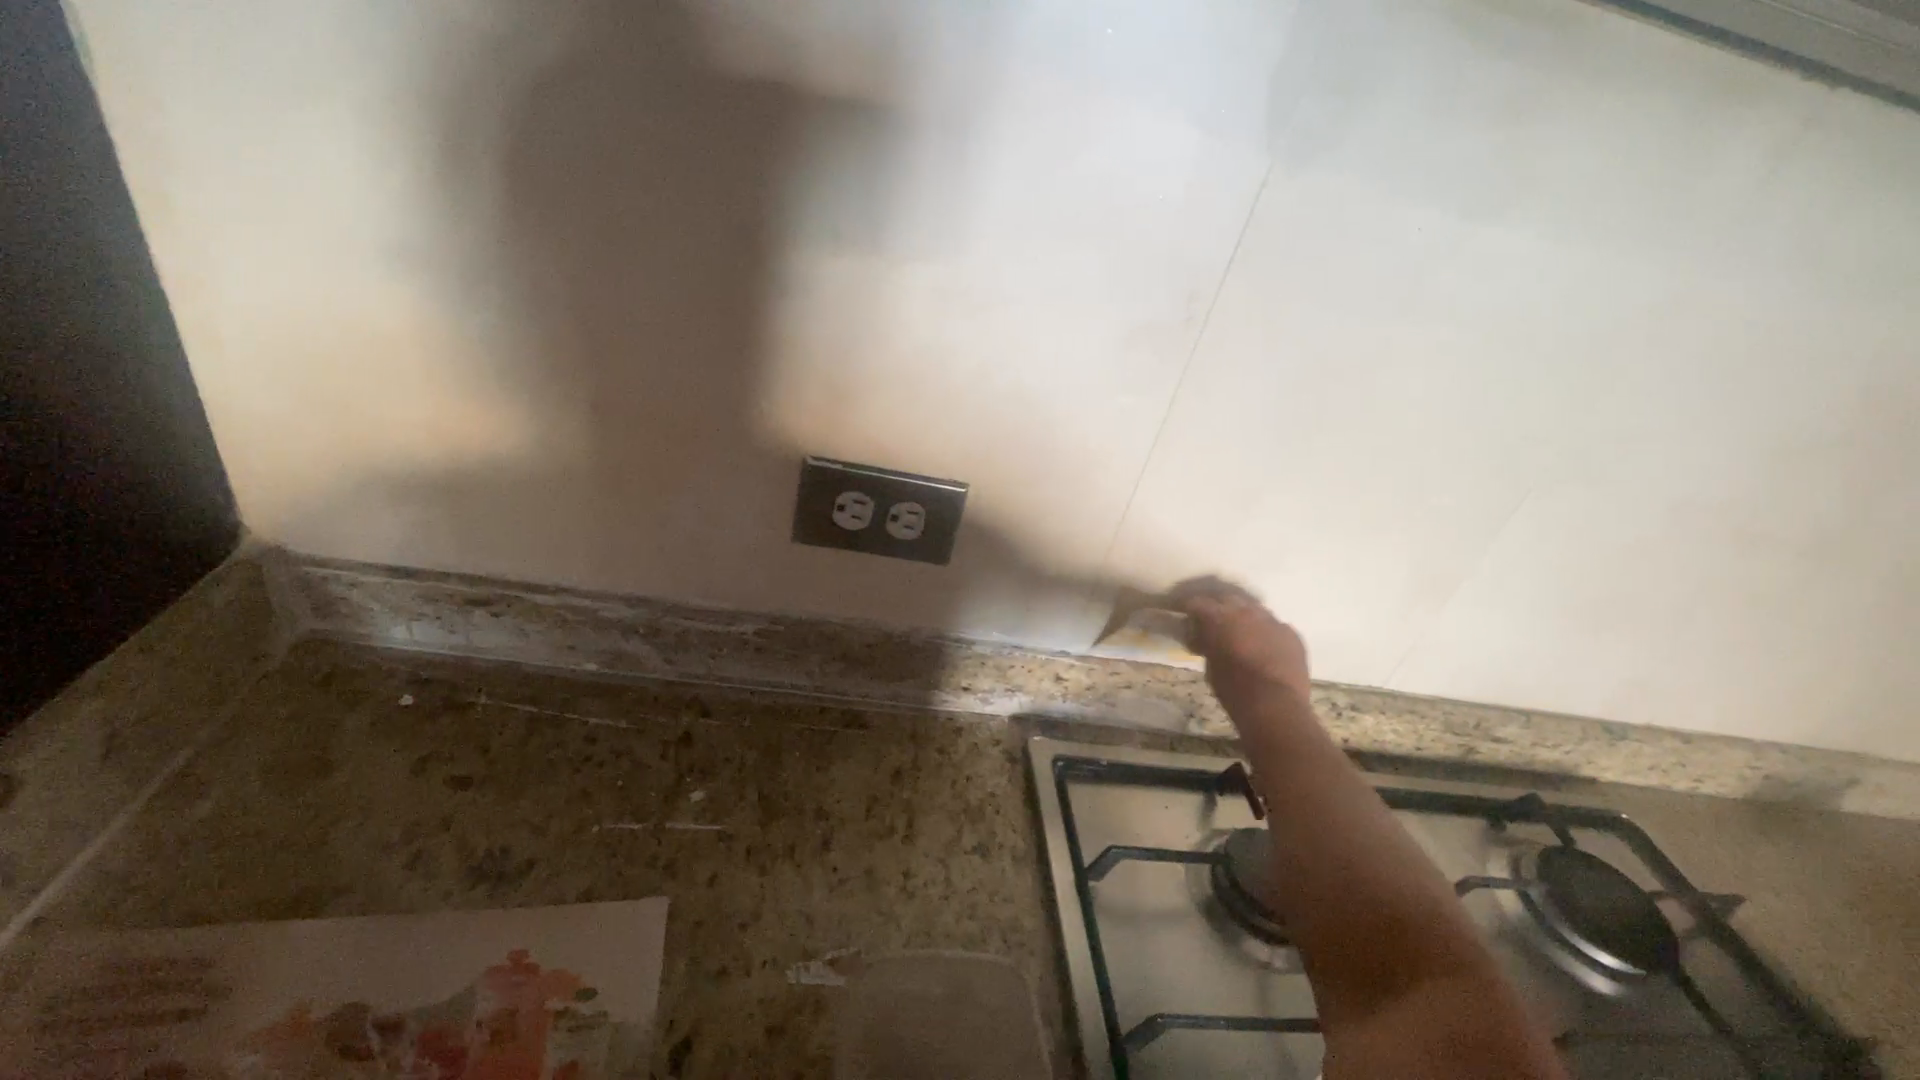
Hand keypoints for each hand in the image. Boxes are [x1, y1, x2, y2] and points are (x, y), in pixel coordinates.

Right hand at [1170, 577, 1310, 708]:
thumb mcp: (1210, 666)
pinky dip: (1264, 631)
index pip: (1197, 602)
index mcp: (1220, 618)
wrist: (1276, 706)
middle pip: (1227, 598)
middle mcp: (1246, 611)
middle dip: (1216, 606)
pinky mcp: (1291, 634)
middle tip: (1209, 620)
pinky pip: (1274, 625)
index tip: (1181, 612)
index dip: (1187, 606)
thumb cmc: (1235, 690)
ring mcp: (1272, 620)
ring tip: (1238, 630)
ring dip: (1242, 616)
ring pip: (1253, 609)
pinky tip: (1262, 645)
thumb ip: (1206, 644)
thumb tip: (1203, 638)